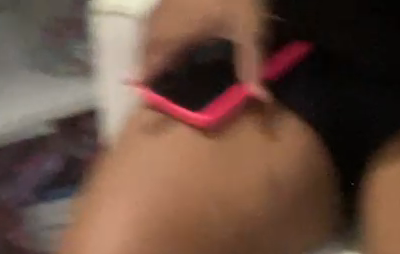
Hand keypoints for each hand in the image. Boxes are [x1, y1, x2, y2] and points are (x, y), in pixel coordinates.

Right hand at [138, 0, 269, 96]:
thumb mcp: (249, 29)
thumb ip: (250, 63)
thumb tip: (259, 97)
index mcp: (181, 29)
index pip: (157, 57)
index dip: (148, 73)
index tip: (141, 88)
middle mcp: (168, 14)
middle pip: (147, 39)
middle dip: (145, 59)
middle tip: (147, 76)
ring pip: (149, 23)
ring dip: (148, 41)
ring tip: (153, 57)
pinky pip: (157, 11)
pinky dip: (156, 26)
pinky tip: (167, 30)